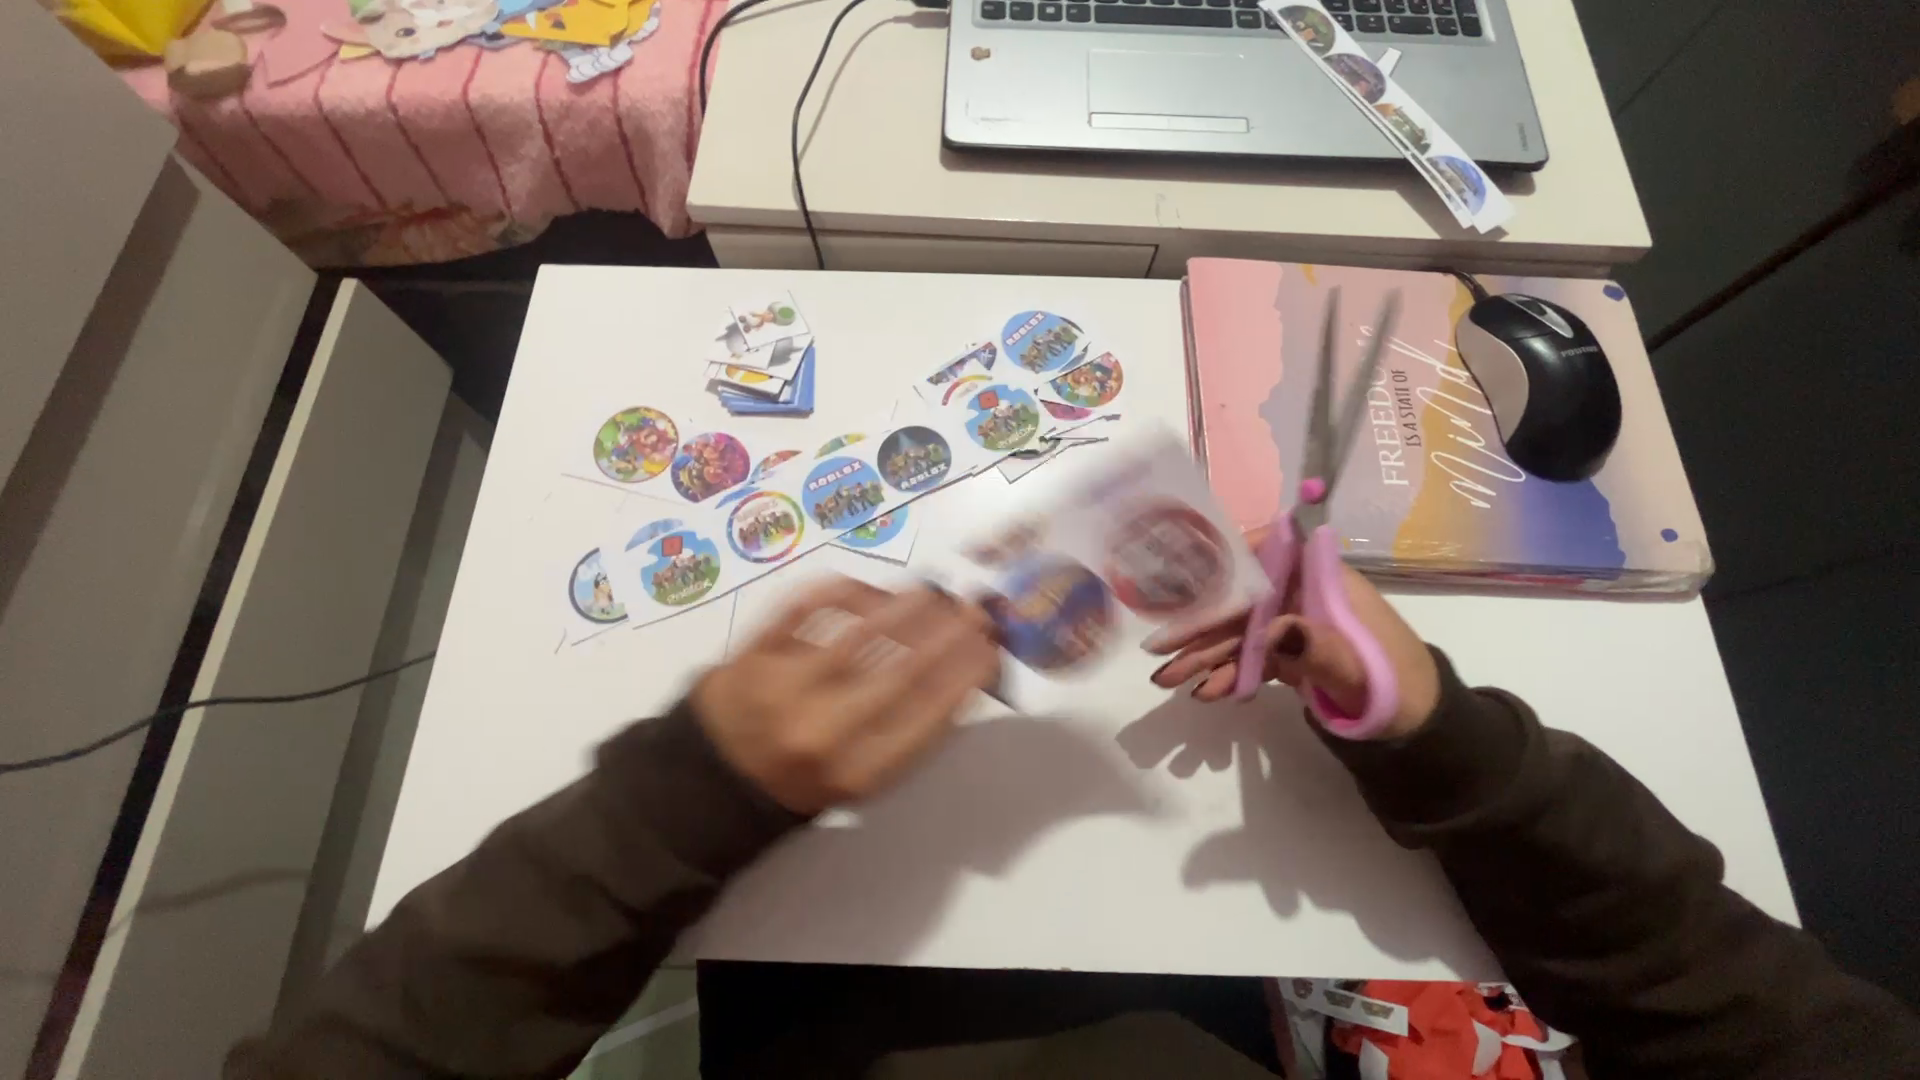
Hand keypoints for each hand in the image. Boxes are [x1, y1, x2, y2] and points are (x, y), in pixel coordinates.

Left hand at [691, 576, 1001, 814]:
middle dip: (947, 635)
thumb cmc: (804, 773)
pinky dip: (842, 591)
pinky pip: (803, 609)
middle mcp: (824, 732)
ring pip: (857, 636)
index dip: (965, 676)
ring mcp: (784, 688)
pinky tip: (870, 588)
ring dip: (904, 608)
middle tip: (973, 609)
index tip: (990, 647)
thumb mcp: (862, 775)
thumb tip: (960, 671)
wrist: (715, 776)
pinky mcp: (753, 654)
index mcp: (857, 771)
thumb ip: (908, 734)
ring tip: (931, 593)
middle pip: (901, 673)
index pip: (926, 717)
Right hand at [1146, 532, 1440, 739]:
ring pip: (1237, 632)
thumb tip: (1274, 629)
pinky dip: (1227, 674)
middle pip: (1240, 602)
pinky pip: (1248, 657)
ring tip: (1167, 681)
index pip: (1268, 554)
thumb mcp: (1360, 671)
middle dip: (1198, 628)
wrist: (1418, 725)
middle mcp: (1300, 594)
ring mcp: (1290, 623)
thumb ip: (1319, 649)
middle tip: (1158, 653)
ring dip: (1203, 656)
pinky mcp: (1286, 651)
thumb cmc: (1397, 686)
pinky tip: (1206, 692)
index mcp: (1321, 581)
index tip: (1184, 581)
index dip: (1224, 563)